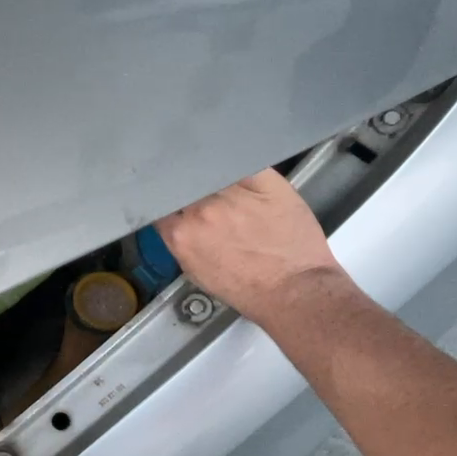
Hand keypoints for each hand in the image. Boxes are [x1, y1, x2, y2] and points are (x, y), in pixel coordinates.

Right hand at [153, 168, 348, 324]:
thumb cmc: (249, 289)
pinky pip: (246, 164)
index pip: (162, 204)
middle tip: (213, 210)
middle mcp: (203, 210)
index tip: (178, 207)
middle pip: (188, 187)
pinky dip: (243, 169)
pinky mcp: (266, 183)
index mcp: (181, 232)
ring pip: (214, 174)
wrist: (294, 290)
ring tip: (236, 203)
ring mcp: (235, 194)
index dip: (170, 203)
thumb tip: (175, 220)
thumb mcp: (196, 273)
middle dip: (194, 194)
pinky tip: (249, 186)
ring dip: (218, 183)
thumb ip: (178, 241)